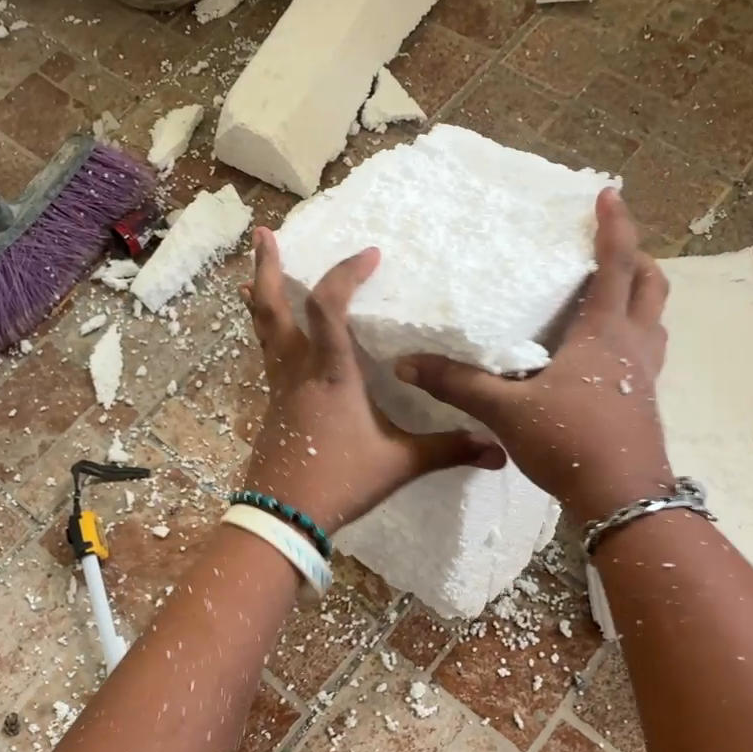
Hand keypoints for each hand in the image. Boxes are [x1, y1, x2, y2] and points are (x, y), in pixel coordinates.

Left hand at [239, 227, 505, 534]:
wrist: (281, 518)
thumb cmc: (339, 483)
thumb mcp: (398, 464)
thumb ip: (447, 450)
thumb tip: (500, 451)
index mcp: (331, 374)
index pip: (329, 307)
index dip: (346, 273)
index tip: (370, 253)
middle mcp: (298, 371)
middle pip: (272, 309)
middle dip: (268, 268)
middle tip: (264, 233)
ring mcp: (280, 388)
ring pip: (263, 332)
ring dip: (260, 297)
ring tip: (252, 273)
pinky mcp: (273, 406)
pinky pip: (268, 356)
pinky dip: (270, 334)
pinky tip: (278, 338)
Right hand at [394, 188, 672, 527]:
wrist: (622, 498)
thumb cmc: (571, 442)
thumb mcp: (505, 411)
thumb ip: (458, 384)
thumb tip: (407, 362)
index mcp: (604, 333)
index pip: (617, 264)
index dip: (615, 226)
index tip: (608, 193)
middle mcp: (633, 345)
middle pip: (651, 285)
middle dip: (637, 259)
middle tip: (608, 250)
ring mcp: (644, 375)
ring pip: (654, 319)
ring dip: (639, 296)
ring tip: (608, 295)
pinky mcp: (642, 401)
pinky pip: (644, 351)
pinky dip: (630, 334)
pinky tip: (599, 355)